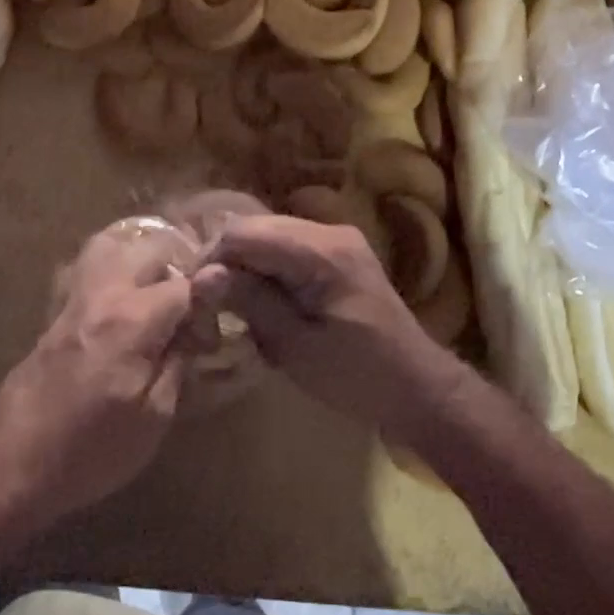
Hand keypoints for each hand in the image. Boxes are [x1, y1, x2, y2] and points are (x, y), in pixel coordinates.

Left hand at [0, 224, 229, 528]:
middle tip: (191, 311)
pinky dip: (116, 269)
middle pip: (151, 248)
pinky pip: (90, 267)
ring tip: (158, 295)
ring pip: (113, 245)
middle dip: (181, 269)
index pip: (187, 284)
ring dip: (144, 260)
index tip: (212, 338)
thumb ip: (180, 357)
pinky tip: (124, 305)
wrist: (9, 463)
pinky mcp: (55, 313)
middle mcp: (103, 294)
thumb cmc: (90, 450)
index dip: (210, 305)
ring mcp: (73, 299)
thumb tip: (200, 320)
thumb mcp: (154, 417)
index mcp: (132, 319)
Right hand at [210, 214, 467, 439]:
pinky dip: (266, 268)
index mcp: (322, 251)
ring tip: (233, 306)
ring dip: (245, 265)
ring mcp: (337, 239)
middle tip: (210, 304)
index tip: (196, 298)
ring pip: (268, 234)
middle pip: (255, 227)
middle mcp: (329, 231)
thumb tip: (200, 276)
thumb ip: (250, 302)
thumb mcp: (296, 346)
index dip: (211, 260)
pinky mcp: (339, 253)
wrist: (417, 388)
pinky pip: (287, 247)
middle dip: (225, 261)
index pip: (243, 233)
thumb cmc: (357, 376)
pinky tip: (262, 301)